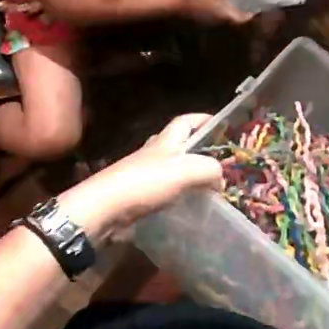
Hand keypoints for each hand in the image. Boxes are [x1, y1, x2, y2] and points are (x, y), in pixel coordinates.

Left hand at [59, 114, 223, 238]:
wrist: (106, 209)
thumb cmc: (146, 182)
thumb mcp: (186, 170)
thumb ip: (209, 169)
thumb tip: (220, 179)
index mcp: (165, 141)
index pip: (185, 121)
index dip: (203, 119)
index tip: (223, 126)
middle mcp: (153, 154)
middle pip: (178, 145)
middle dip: (197, 150)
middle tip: (219, 164)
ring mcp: (143, 175)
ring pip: (171, 170)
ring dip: (188, 176)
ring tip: (208, 189)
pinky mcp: (137, 196)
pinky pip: (163, 192)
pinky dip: (177, 196)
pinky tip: (187, 207)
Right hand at [181, 0, 256, 25]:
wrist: (175, 3)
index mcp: (225, 13)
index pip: (242, 18)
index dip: (251, 14)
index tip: (257, 5)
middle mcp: (219, 20)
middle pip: (234, 17)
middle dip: (242, 9)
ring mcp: (210, 20)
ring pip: (226, 15)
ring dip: (231, 7)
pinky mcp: (203, 16)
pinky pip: (217, 13)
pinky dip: (222, 6)